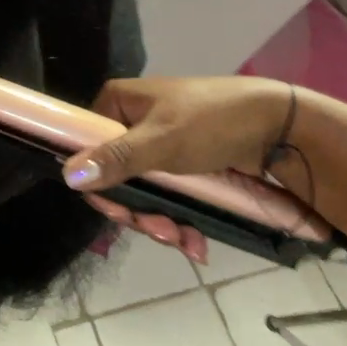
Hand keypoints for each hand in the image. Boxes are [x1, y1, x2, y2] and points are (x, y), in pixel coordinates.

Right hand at [60, 76, 288, 265]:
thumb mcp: (161, 141)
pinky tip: (196, 241)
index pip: (87, 149)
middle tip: (163, 232)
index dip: (100, 186)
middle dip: (138, 212)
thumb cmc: (212, 123)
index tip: (122, 213)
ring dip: (161, 223)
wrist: (279, 126)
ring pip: (143, 193)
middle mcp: (133, 123)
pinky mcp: (185, 166)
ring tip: (186, 241)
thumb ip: (116, 160)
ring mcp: (160, 145)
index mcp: (119, 104)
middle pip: (115, 178)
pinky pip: (169, 198)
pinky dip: (179, 221)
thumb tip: (68, 176)